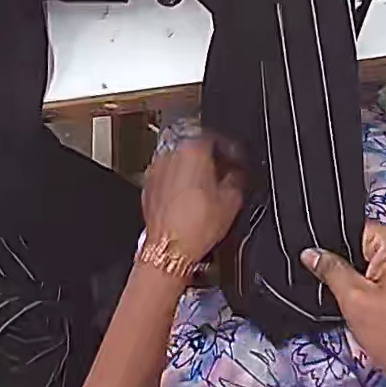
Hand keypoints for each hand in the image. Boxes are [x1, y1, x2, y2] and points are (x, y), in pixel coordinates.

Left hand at [142, 134, 245, 262]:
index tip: (236, 159)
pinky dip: (179, 184)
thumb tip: (236, 173)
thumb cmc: (196, 226)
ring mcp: (156, 170)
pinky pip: (168, 178)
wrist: (170, 249)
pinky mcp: (148, 187)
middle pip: (195, 147)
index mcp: (194, 150)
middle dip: (211, 159)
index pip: (216, 137)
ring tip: (207, 188)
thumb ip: (237, 177)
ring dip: (193, 170)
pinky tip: (190, 200)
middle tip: (224, 173)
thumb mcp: (233, 199)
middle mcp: (171, 154)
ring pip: (180, 162)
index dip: (230, 149)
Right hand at [303, 221, 385, 386]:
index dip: (329, 246)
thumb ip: (330, 270)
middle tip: (325, 288)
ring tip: (344, 303)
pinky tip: (357, 312)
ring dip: (352, 286)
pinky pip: (378, 283)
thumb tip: (310, 253)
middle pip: (359, 248)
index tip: (311, 264)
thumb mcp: (355, 300)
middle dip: (340, 268)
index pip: (352, 229)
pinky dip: (364, 296)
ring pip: (366, 268)